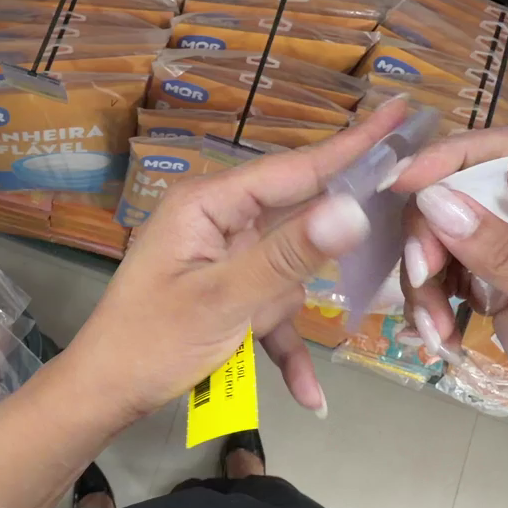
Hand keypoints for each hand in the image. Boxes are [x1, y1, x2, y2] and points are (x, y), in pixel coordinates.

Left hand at [62, 100, 409, 423]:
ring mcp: (221, 258)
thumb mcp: (222, 301)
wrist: (103, 392)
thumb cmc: (149, 343)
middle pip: (296, 218)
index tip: (404, 112)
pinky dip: (283, 347)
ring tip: (259, 338)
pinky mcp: (225, 293)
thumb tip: (353, 210)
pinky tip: (308, 395)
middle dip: (326, 245)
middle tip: (391, 235)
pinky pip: (268, 312)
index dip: (352, 145)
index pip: (292, 169)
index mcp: (207, 204)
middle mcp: (216, 220)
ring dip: (287, 313)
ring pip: (286, 272)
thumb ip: (287, 257)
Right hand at [387, 126, 507, 459]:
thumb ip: (507, 258)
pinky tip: (440, 337)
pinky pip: (449, 274)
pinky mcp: (502, 287)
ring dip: (428, 277)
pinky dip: (433, 302)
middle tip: (420, 276)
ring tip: (434, 328)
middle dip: (434, 233)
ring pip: (450, 235)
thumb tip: (435, 201)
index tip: (402, 181)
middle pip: (472, 192)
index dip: (460, 154)